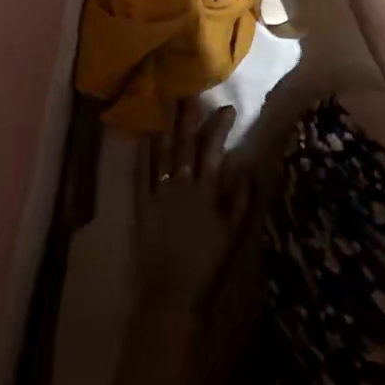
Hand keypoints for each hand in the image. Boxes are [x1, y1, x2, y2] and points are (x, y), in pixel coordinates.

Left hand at [132, 100, 250, 309]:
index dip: (219, 126)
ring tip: (167, 100)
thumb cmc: (207, 264)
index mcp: (206, 192)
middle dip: (189, 115)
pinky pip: (141, 170)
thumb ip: (240, 198)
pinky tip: (146, 131)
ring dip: (166, 124)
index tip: (227, 107)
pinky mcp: (140, 203)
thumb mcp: (233, 234)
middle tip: (190, 89)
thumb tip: (244, 163)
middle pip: (185, 143)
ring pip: (162, 150)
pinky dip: (144, 150)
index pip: (213, 149)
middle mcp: (181, 185)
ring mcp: (158, 192)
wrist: (170, 295)